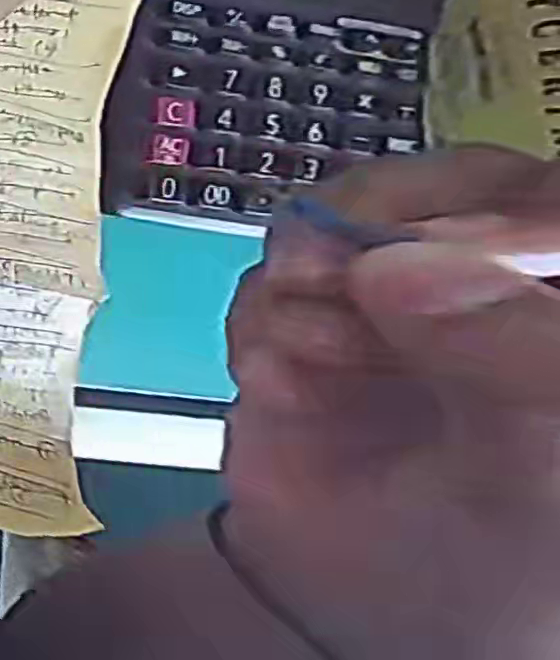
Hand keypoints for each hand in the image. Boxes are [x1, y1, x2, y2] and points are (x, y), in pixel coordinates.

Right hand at [224, 146, 559, 658]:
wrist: (349, 597)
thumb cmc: (508, 570)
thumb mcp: (542, 488)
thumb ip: (513, 375)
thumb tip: (402, 265)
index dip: (511, 206)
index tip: (440, 242)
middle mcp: (512, 298)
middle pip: (451, 192)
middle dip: (370, 227)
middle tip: (322, 277)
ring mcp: (407, 306)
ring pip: (337, 226)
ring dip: (297, 287)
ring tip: (307, 357)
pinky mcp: (312, 317)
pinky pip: (266, 278)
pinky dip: (257, 322)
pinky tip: (282, 380)